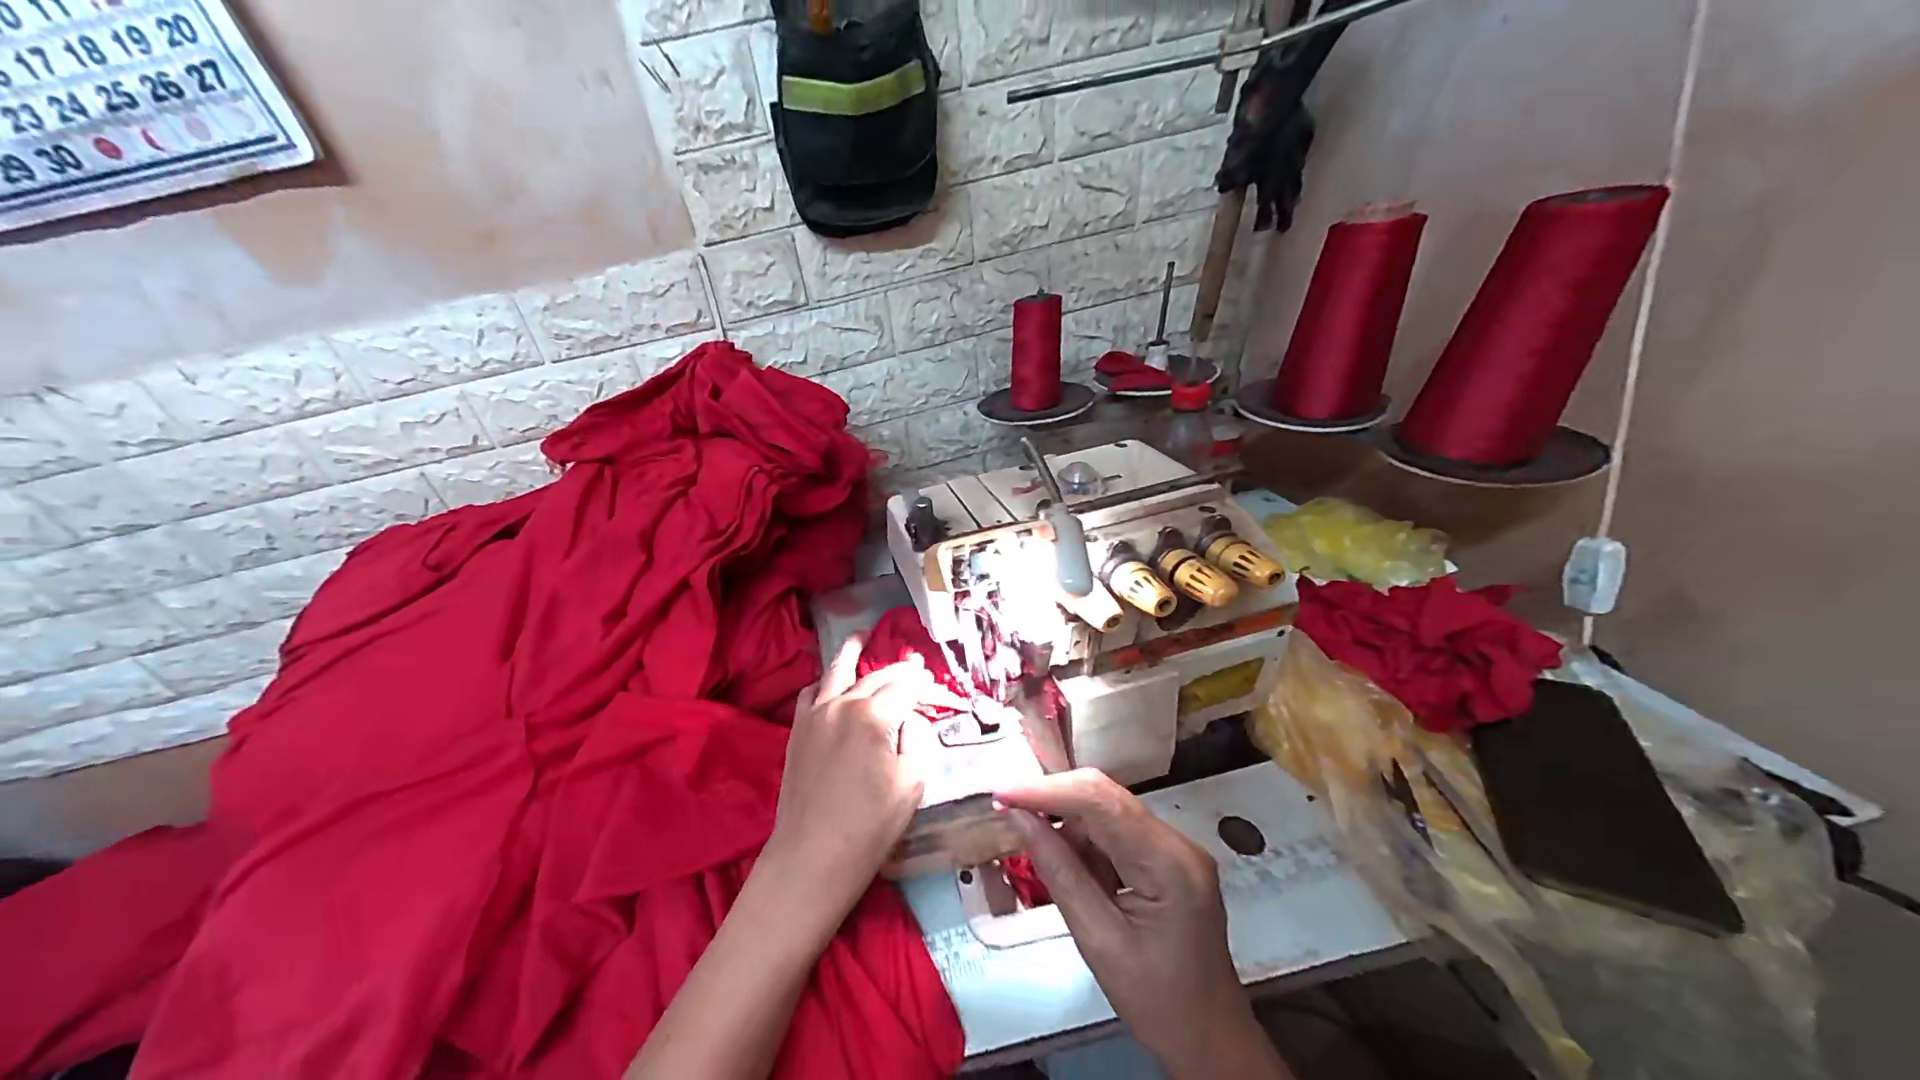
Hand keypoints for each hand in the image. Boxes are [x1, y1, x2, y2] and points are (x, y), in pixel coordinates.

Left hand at [764, 634, 957, 910]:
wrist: (812, 856)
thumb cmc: (870, 826)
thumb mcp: (911, 783)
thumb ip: (914, 740)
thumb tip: (908, 719)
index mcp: (875, 716)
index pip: (906, 688)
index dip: (923, 684)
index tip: (934, 682)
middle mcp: (843, 705)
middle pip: (876, 677)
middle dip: (898, 669)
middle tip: (913, 666)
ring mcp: (815, 715)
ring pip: (837, 673)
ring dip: (851, 653)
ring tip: (859, 636)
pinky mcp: (798, 730)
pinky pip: (810, 693)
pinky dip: (823, 682)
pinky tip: (830, 682)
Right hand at [997, 770, 1292, 1079]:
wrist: (1211, 1038)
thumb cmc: (1158, 1002)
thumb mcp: (1098, 941)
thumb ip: (1059, 872)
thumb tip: (1021, 818)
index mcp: (1168, 864)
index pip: (1101, 803)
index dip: (1048, 790)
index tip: (1003, 792)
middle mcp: (1177, 843)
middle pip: (1106, 797)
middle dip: (1053, 798)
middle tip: (1006, 807)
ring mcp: (1175, 847)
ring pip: (1107, 810)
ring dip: (1066, 820)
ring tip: (1032, 841)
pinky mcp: (1167, 857)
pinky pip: (1116, 830)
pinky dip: (1084, 839)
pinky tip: (1066, 861)